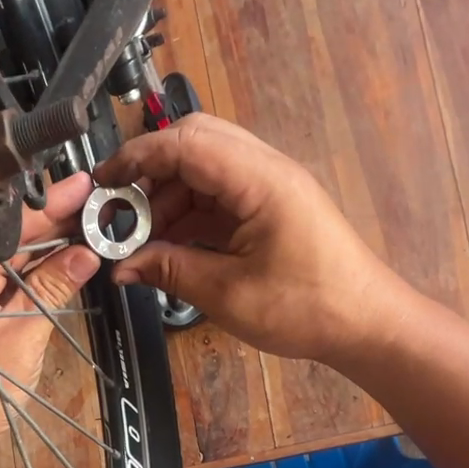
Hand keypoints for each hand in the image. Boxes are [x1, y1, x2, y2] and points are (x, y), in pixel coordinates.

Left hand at [0, 173, 100, 467]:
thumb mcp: (22, 335)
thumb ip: (53, 288)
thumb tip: (87, 252)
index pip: (3, 227)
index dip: (46, 206)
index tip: (82, 187)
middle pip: (8, 238)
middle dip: (53, 221)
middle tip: (96, 201)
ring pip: (12, 259)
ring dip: (50, 246)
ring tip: (91, 223)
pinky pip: (9, 283)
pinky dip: (39, 273)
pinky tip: (69, 257)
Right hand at [94, 114, 418, 360]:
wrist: (366, 324)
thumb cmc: (305, 308)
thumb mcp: (228, 294)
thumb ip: (170, 271)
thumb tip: (120, 267)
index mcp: (260, 179)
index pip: (187, 143)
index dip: (138, 157)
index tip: (102, 183)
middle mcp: (266, 169)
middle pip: (196, 143)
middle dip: (151, 173)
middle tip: (119, 212)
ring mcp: (270, 187)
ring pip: (204, 171)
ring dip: (168, 199)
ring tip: (141, 241)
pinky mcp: (271, 208)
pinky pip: (220, 196)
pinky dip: (189, 215)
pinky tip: (168, 246)